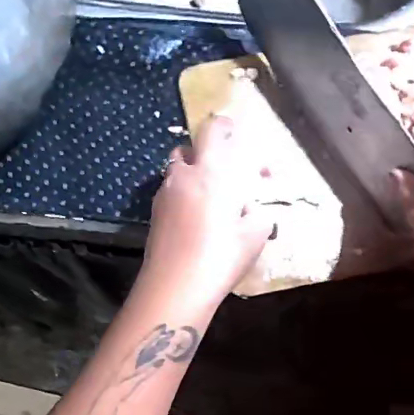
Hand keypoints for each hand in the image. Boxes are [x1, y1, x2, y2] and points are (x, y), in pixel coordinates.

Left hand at [142, 114, 273, 303]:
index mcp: (212, 171)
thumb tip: (250, 207)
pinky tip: (197, 213)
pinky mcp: (155, 212)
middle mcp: (184, 174)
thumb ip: (258, 212)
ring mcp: (165, 193)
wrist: (175, 287)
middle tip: (228, 164)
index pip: (215, 130)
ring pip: (178, 166)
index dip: (227, 127)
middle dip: (210, 148)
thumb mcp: (256, 235)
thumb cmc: (222, 257)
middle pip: (192, 144)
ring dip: (194, 168)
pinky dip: (184, 189)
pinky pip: (171, 188)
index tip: (239, 137)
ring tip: (212, 190)